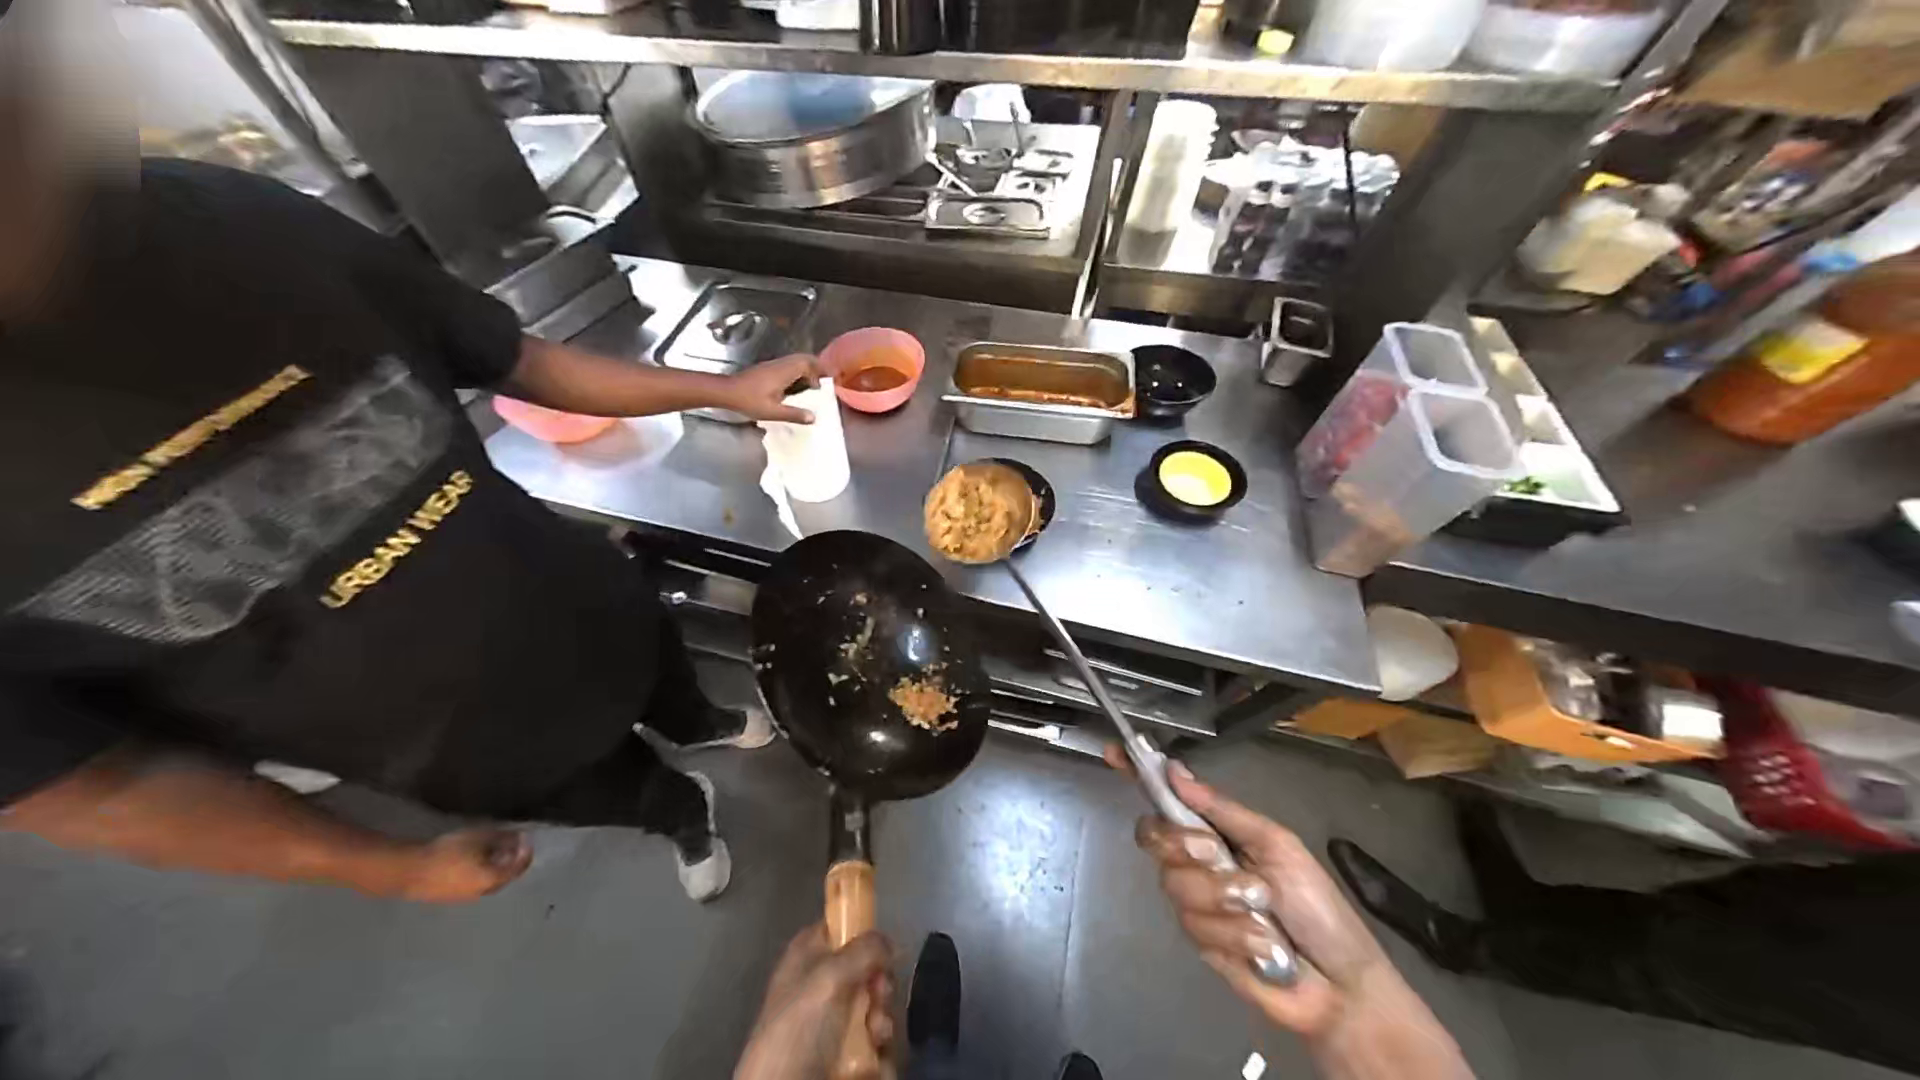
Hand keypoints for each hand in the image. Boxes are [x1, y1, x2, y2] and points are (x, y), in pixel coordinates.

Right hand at [393, 828, 532, 903]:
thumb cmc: (448, 852)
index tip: (526, 839)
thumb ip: (502, 838)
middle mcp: (480, 894)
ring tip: (493, 851)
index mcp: (492, 880)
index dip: (525, 853)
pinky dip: (479, 873)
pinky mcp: (446, 897)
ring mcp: (461, 898)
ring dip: (495, 868)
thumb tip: (518, 838)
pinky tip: (473, 862)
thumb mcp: (480, 837)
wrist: (406, 871)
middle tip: (512, 846)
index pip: (518, 868)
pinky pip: (472, 885)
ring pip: (487, 883)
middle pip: (504, 878)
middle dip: (511, 862)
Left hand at [727, 354, 821, 423]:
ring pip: (795, 360)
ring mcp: (773, 364)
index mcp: (784, 372)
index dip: (819, 372)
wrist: (726, 391)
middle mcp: (780, 364)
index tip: (824, 385)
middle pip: (803, 358)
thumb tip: (813, 418)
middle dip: (816, 368)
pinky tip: (796, 385)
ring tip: (812, 385)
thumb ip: (794, 414)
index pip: (807, 364)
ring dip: (807, 369)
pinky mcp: (768, 368)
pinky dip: (797, 371)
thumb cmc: (749, 401)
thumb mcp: (772, 412)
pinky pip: (788, 364)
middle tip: (823, 382)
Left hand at [735, 925, 895, 1079]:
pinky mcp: (847, 1059)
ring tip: (876, 1039)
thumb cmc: (797, 1032)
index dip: (864, 934)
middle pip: (870, 970)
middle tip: (877, 1001)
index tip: (881, 952)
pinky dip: (881, 1055)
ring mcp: (835, 1025)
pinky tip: (873, 1065)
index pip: (841, 926)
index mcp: (808, 956)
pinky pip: (878, 1046)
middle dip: (881, 987)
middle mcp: (823, 986)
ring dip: (884, 1023)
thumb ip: (864, 950)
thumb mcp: (828, 978)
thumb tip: (888, 942)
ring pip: (878, 1009)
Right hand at [1107, 748, 1466, 1077]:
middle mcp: (1194, 861)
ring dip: (1224, 896)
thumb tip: (1175, 770)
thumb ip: (1223, 809)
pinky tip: (1263, 946)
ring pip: (1176, 883)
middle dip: (1183, 844)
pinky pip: (1197, 925)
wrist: (1340, 983)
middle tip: (1216, 853)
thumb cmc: (1316, 906)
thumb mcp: (1276, 843)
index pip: (1165, 798)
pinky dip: (1236, 934)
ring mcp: (1194, 901)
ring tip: (1262, 911)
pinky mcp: (1199, 941)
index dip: (1136, 775)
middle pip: (1154, 837)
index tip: (1113, 753)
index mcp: (1213, 831)